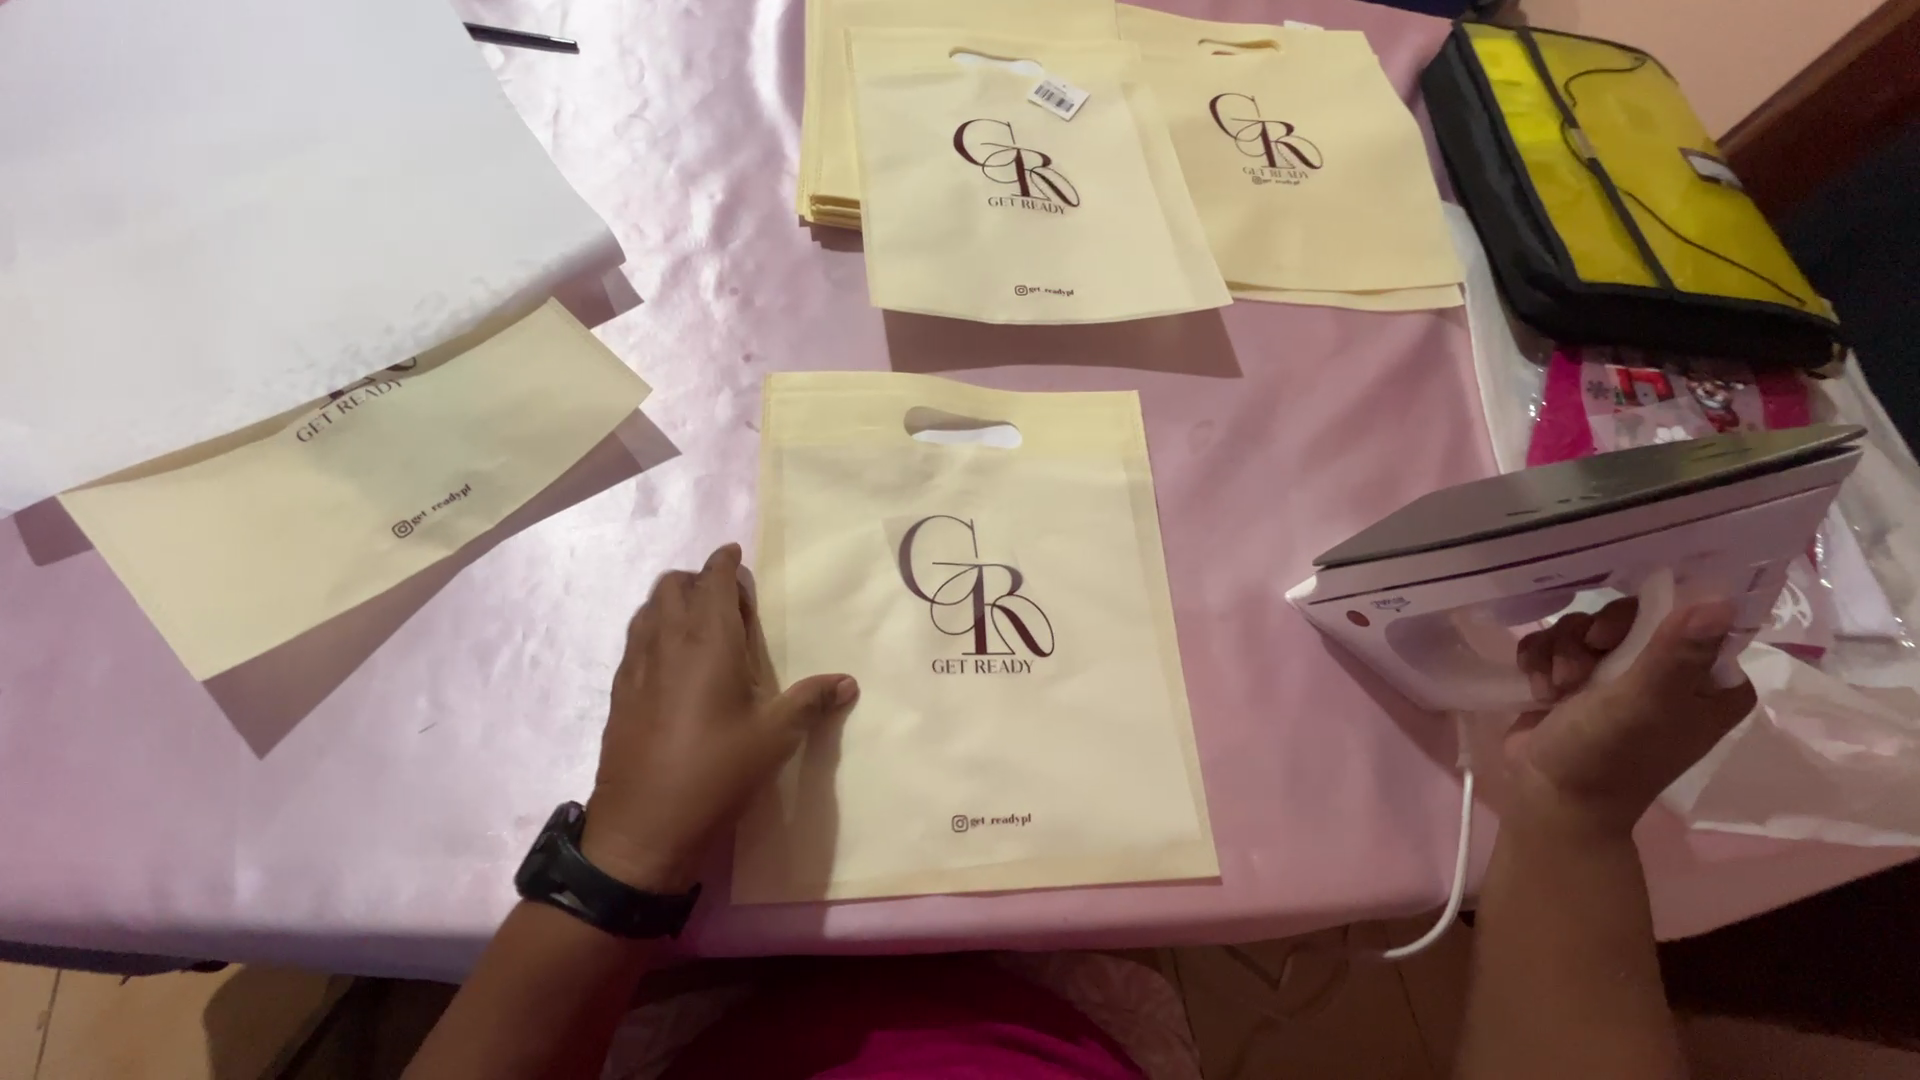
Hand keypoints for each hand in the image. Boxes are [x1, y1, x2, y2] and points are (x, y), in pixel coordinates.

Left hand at [580, 543, 857, 892]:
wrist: (643, 827)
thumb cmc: (717, 772)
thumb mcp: (775, 737)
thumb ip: (811, 701)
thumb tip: (848, 681)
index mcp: (708, 641)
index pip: (712, 581)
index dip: (723, 562)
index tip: (735, 555)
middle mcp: (667, 642)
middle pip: (672, 585)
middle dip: (697, 578)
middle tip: (726, 597)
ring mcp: (637, 666)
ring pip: (648, 609)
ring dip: (672, 601)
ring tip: (700, 622)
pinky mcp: (620, 692)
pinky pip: (635, 639)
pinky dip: (654, 629)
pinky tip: (673, 661)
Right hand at [1506, 597, 1756, 836]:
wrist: (1549, 795)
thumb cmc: (1606, 754)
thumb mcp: (1644, 702)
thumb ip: (1676, 652)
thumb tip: (1718, 598)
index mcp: (1707, 684)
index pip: (1685, 618)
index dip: (1643, 619)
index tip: (1611, 641)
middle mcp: (1666, 676)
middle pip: (1625, 618)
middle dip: (1587, 640)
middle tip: (1579, 669)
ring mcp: (1615, 680)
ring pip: (1581, 629)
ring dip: (1558, 653)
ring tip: (1554, 689)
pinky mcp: (1571, 683)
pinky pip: (1551, 644)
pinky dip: (1538, 661)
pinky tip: (1537, 689)